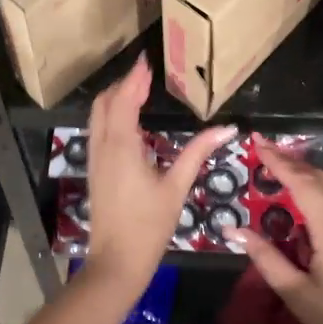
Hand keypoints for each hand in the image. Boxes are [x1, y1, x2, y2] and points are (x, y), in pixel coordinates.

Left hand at [82, 54, 235, 298]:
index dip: (135, 78)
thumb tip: (227, 128)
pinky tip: (129, 120)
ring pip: (98, 115)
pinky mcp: (95, 169)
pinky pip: (98, 129)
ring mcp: (95, 157)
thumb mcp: (177, 187)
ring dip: (115, 97)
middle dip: (124, 84)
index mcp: (122, 145)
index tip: (147, 60)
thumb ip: (198, 153)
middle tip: (146, 74)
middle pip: (105, 102)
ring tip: (138, 89)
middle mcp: (103, 145)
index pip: (124, 99)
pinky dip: (110, 114)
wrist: (116, 263)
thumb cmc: (148, 226)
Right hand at [230, 138, 322, 323]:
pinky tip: (315, 216)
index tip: (258, 141)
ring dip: (311, 181)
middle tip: (268, 152)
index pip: (301, 182)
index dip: (278, 160)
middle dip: (294, 163)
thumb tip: (235, 231)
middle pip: (322, 180)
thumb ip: (266, 258)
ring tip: (286, 179)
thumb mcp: (297, 295)